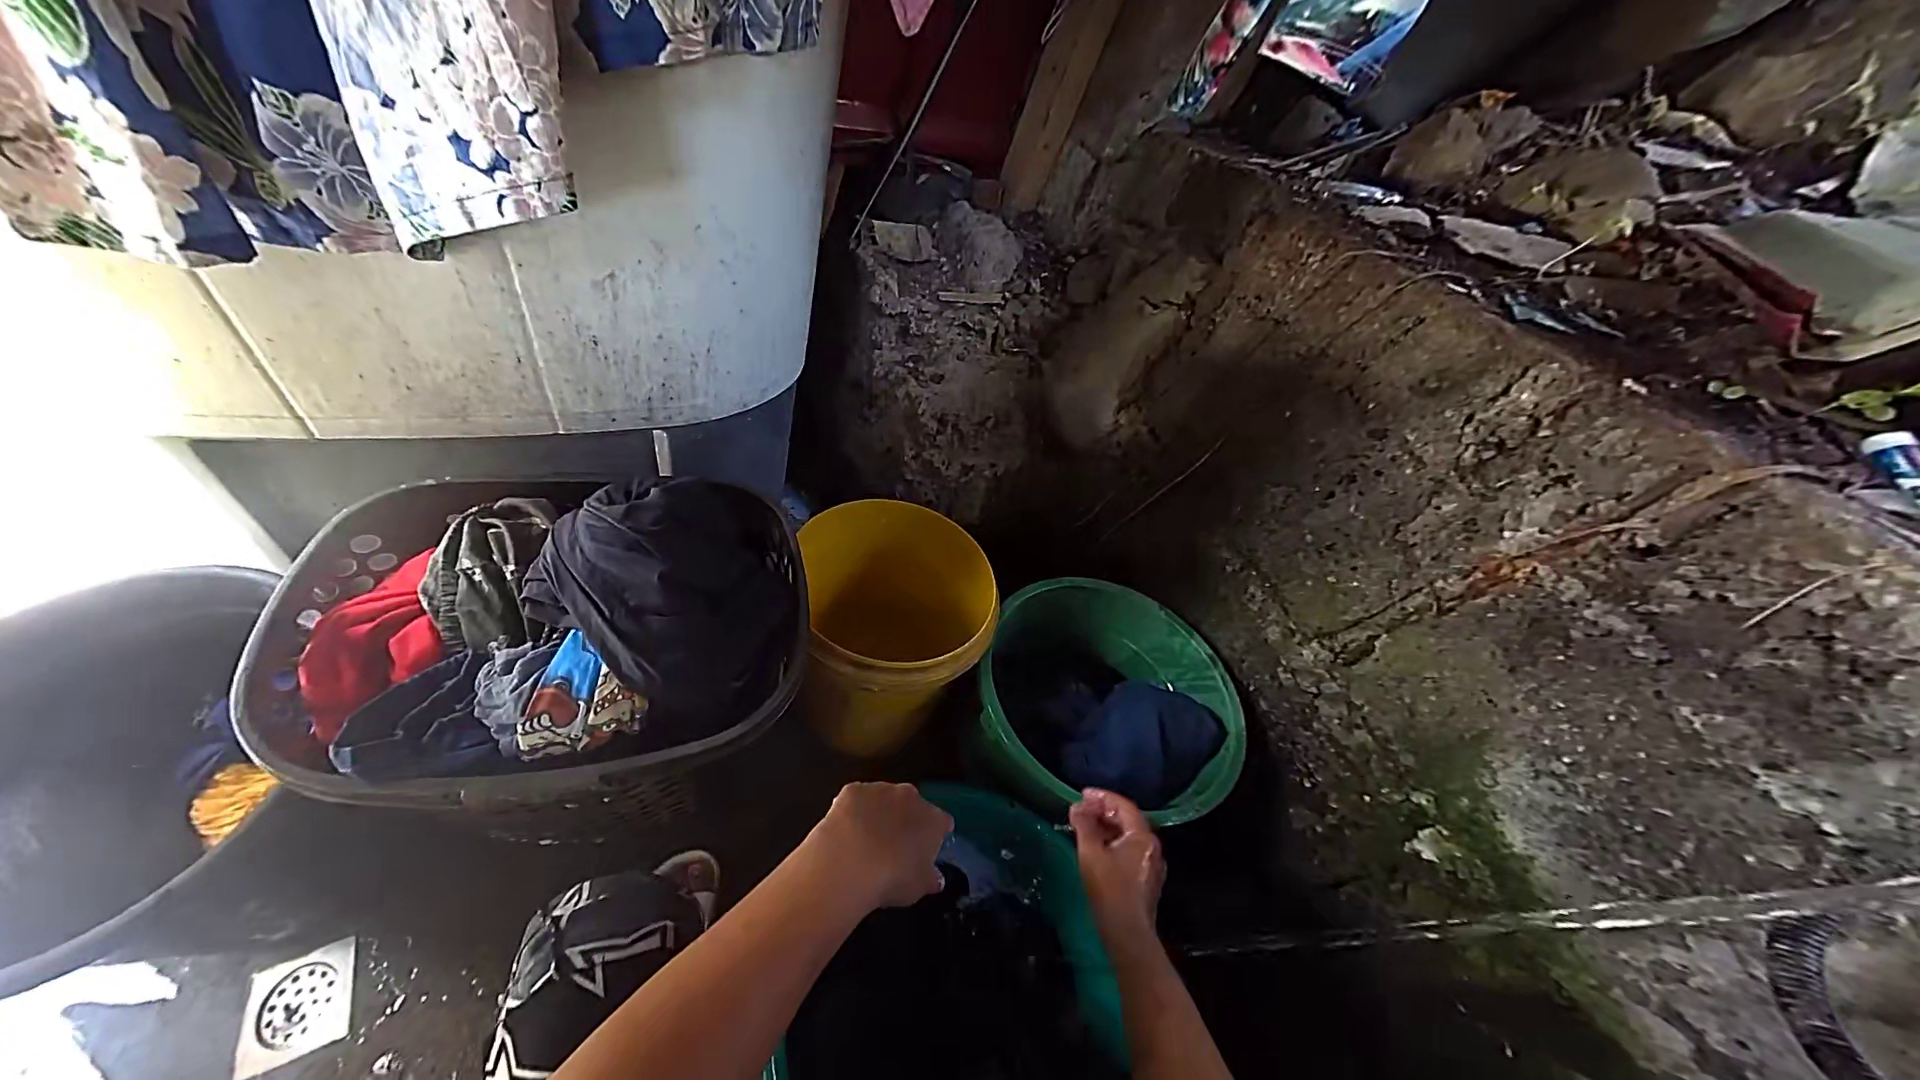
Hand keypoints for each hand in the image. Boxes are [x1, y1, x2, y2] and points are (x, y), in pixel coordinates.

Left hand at [806, 782, 952, 910]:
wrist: (847, 865)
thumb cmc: (890, 879)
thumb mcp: (917, 888)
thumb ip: (929, 878)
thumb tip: (935, 877)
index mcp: (932, 819)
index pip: (942, 822)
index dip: (935, 835)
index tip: (926, 848)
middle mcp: (910, 797)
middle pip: (913, 805)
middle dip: (906, 819)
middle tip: (894, 845)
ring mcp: (880, 789)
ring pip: (884, 798)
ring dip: (879, 813)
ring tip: (864, 840)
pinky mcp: (853, 790)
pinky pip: (856, 799)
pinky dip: (853, 811)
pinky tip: (845, 831)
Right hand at [1070, 788, 1165, 944]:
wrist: (1129, 935)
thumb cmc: (1109, 890)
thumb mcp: (1091, 854)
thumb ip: (1084, 825)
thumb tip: (1077, 806)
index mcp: (1142, 836)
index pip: (1123, 805)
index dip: (1102, 796)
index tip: (1082, 794)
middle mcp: (1152, 847)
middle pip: (1128, 819)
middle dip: (1104, 811)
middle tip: (1081, 809)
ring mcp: (1152, 865)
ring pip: (1129, 836)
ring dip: (1107, 827)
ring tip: (1085, 827)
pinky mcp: (1147, 880)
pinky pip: (1130, 850)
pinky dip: (1113, 842)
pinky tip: (1097, 849)